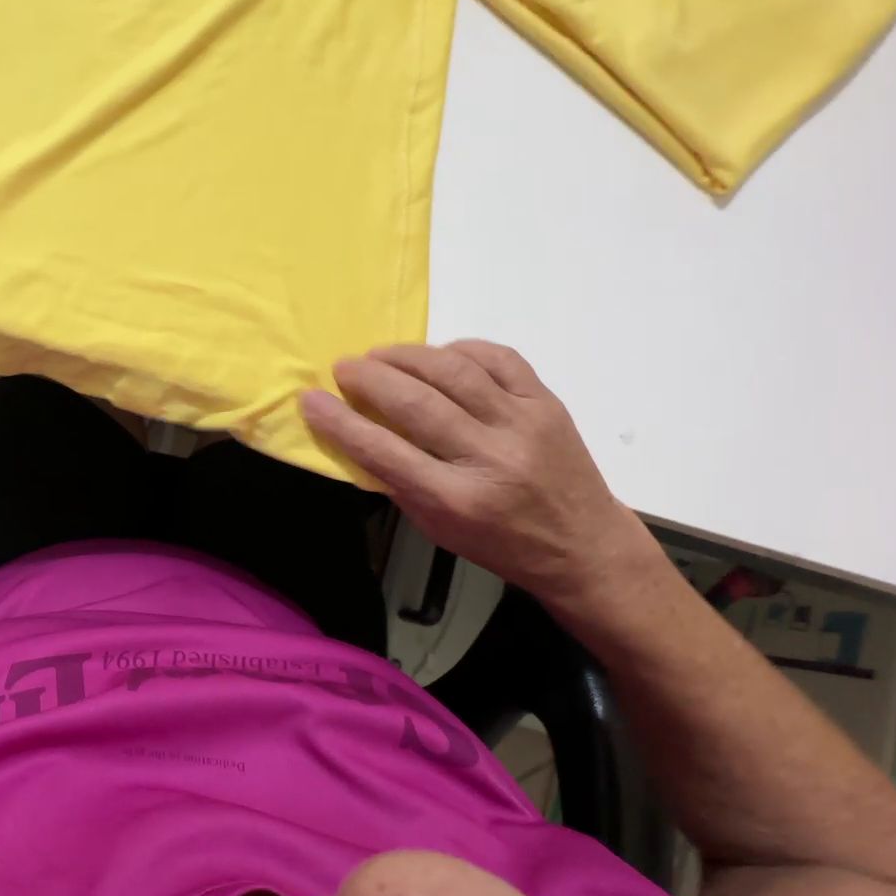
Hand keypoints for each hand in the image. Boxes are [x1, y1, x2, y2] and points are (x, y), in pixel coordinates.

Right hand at [299, 341, 655, 608]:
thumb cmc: (497, 542)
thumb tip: (355, 432)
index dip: (340, 422)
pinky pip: (500, 359)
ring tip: (378, 355)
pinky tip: (436, 355)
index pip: (384, 451)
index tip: (310, 399)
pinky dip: (460, 349)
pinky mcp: (547, 404)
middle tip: (342, 368)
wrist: (584, 546)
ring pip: (455, 372)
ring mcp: (523, 425)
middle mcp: (491, 458)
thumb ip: (397, 480)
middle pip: (417, 404)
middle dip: (369, 379)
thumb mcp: (435, 527)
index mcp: (456, 500)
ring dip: (407, 356)